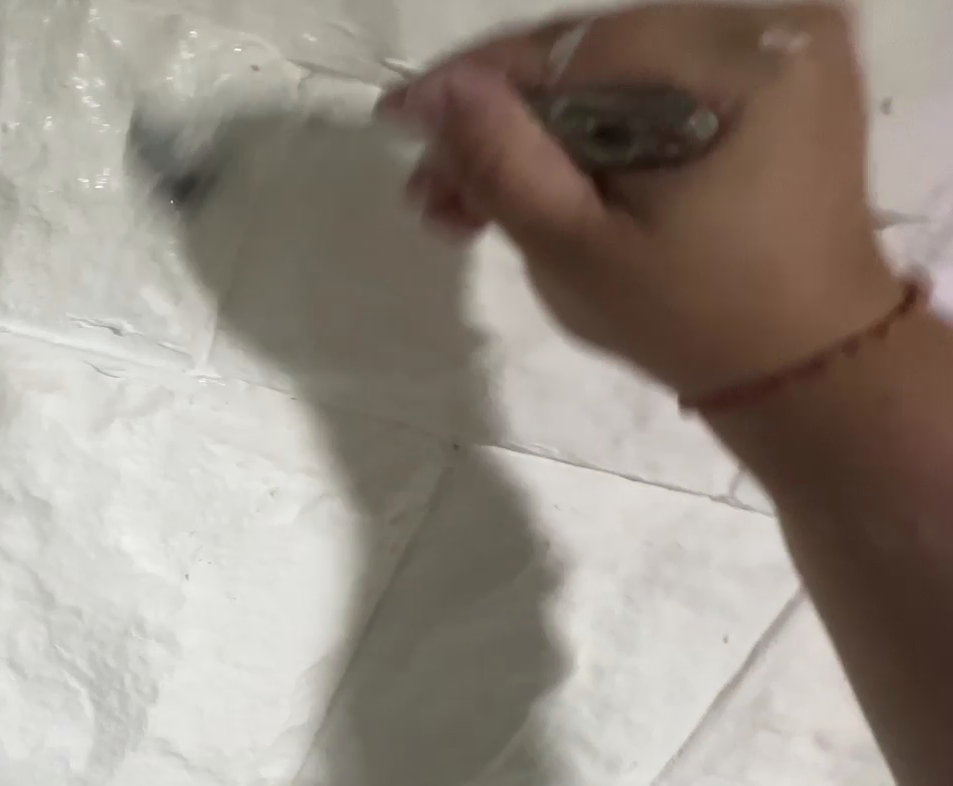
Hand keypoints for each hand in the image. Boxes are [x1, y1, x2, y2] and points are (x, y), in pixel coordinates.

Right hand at [379, 2, 905, 398]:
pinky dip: (568, 141)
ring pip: (599, 80)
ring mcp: (766, 56)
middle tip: (425, 188)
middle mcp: (768, 30)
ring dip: (521, 138)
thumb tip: (438, 91)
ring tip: (456, 206)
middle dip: (493, 122)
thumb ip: (503, 162)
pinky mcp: (752, 89)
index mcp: (741, 63)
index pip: (574, 48)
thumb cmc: (680, 310)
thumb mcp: (571, 244)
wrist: (790, 353)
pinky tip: (518, 189)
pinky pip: (632, 98)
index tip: (394, 118)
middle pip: (585, 59)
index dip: (473, 81)